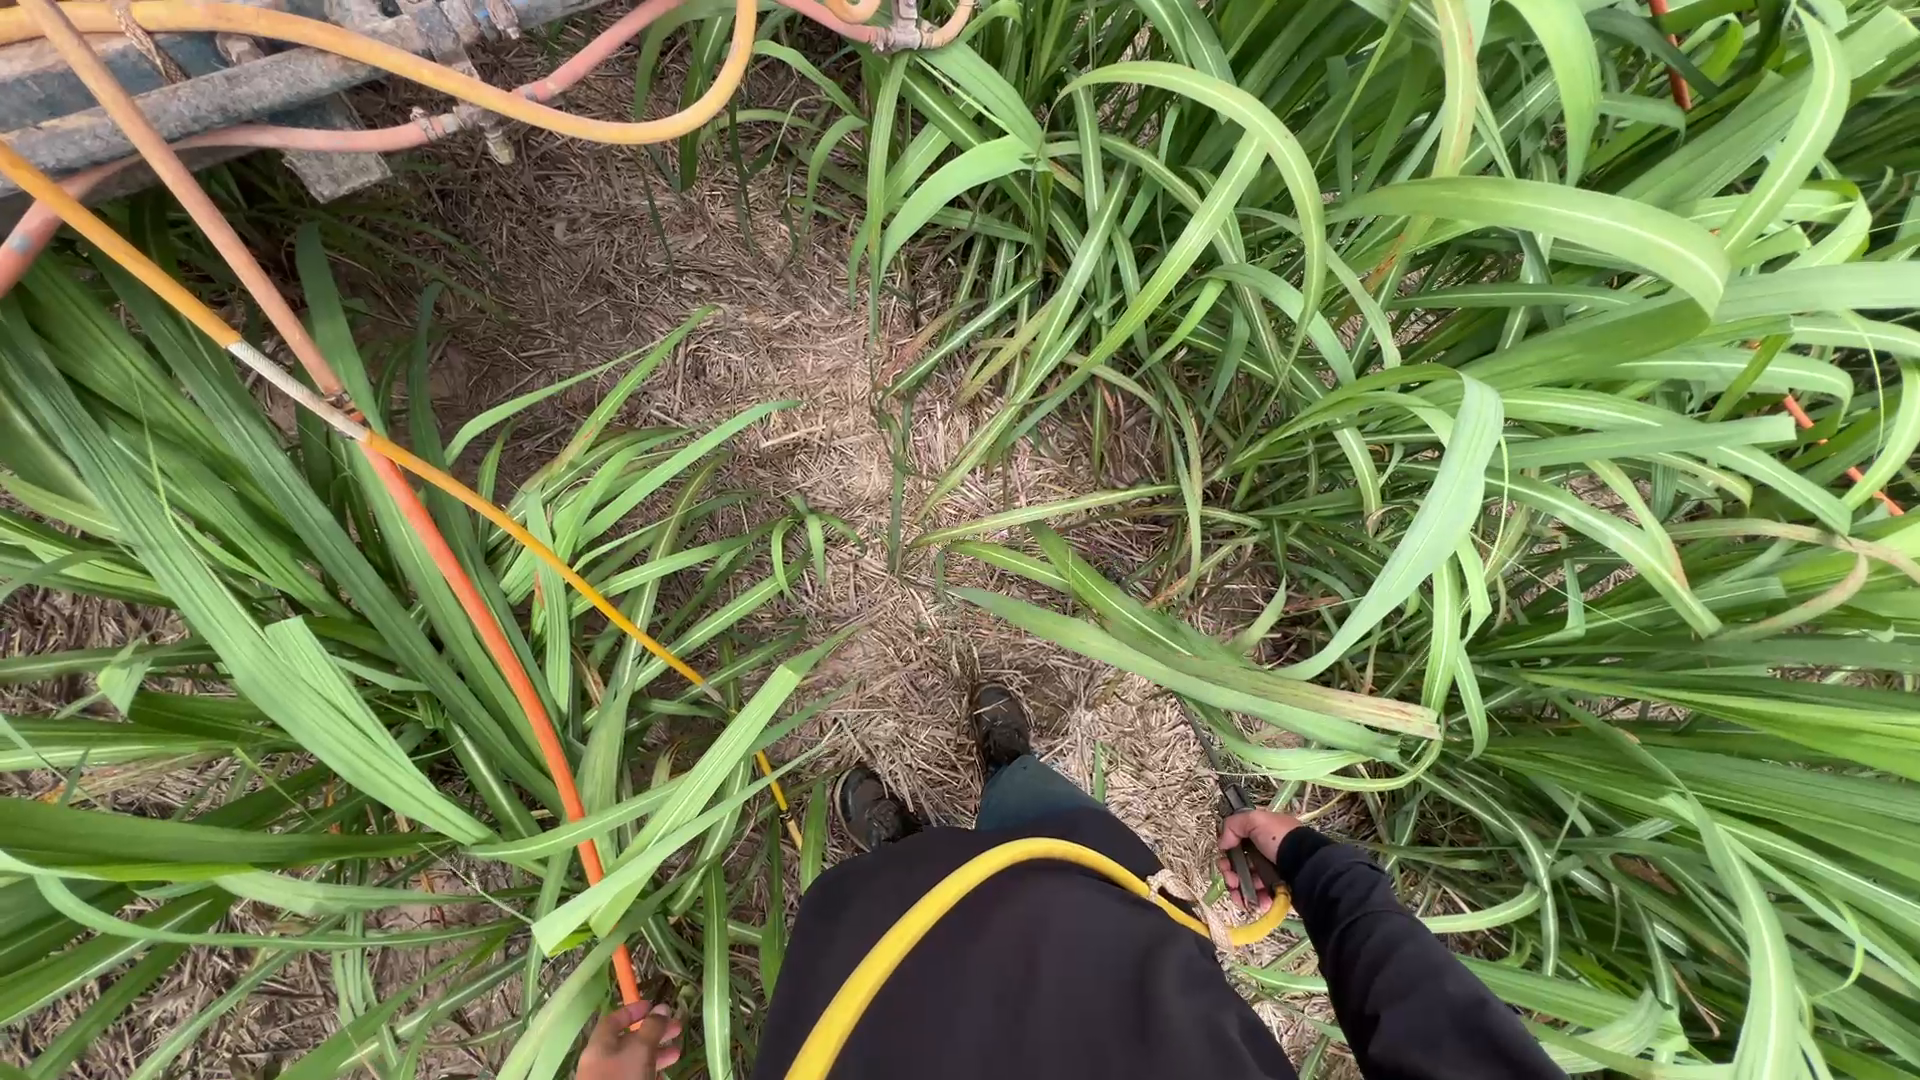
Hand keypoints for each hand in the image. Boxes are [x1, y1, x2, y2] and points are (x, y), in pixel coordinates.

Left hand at [578, 1000, 682, 1079]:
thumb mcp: (640, 1051)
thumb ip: (652, 1027)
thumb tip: (662, 1007)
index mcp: (599, 1047)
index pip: (614, 1019)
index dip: (634, 1010)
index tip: (655, 1006)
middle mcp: (600, 1063)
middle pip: (628, 1040)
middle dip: (654, 1032)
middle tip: (677, 1029)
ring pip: (633, 1061)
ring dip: (656, 1054)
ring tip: (676, 1054)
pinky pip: (633, 1078)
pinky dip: (649, 1073)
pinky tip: (663, 1077)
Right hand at [1217, 808, 1299, 912]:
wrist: (1306, 866)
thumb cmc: (1280, 839)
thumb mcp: (1255, 820)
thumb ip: (1233, 825)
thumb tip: (1222, 843)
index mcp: (1263, 832)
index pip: (1238, 840)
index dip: (1228, 849)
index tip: (1224, 856)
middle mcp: (1267, 850)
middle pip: (1240, 862)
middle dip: (1230, 872)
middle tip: (1230, 879)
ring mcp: (1273, 871)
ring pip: (1248, 879)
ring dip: (1238, 887)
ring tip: (1239, 895)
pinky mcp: (1279, 889)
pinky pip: (1261, 894)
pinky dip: (1253, 898)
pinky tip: (1252, 901)